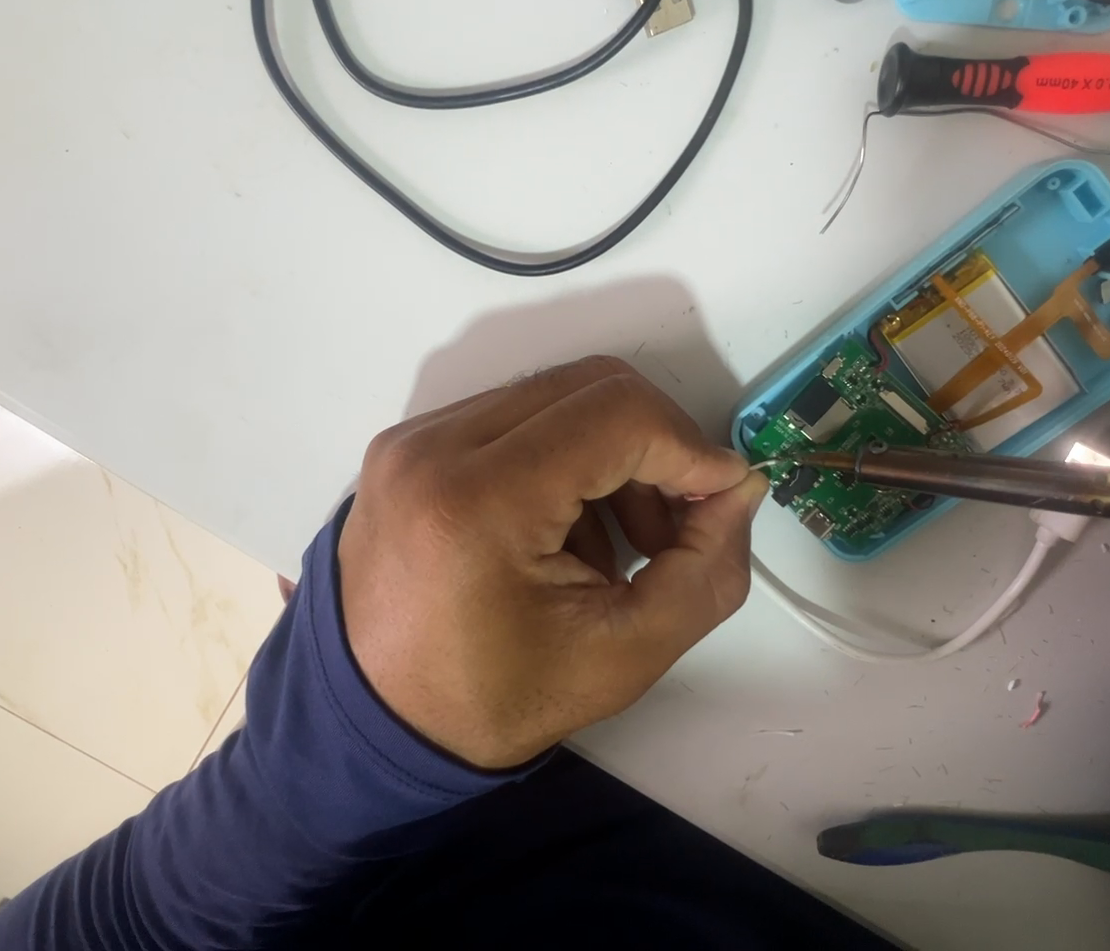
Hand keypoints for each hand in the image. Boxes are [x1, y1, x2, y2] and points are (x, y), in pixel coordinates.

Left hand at [337, 356, 766, 769]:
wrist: (370, 722)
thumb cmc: (492, 700)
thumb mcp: (623, 656)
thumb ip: (706, 571)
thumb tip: (738, 488)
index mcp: (476, 501)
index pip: (617, 415)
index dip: (689, 446)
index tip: (722, 496)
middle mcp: (435, 445)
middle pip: (591, 386)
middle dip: (657, 446)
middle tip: (676, 523)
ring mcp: (415, 437)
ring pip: (558, 396)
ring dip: (614, 454)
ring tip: (621, 545)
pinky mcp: (412, 443)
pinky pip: (519, 417)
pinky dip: (568, 458)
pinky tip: (569, 532)